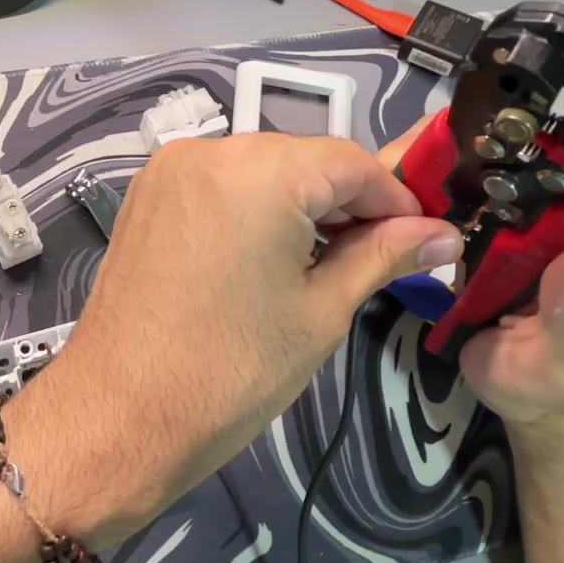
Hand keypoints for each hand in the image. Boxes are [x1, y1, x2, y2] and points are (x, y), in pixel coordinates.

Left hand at [13, 134, 463, 543]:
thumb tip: (443, 235)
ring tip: (327, 262)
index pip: (351, 161)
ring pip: (260, 169)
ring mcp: (170, 168)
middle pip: (303, 160)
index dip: (395, 199)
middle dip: (347, 202)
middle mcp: (210, 149)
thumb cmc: (231, 370)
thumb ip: (383, 256)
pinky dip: (254, 207)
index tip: (423, 239)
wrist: (120, 413)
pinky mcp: (147, 194)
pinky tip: (271, 253)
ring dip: (300, 205)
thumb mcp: (320, 311)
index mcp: (259, 169)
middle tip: (380, 255)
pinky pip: (220, 184)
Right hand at [376, 115, 563, 431]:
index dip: (515, 141)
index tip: (466, 127)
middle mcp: (530, 221)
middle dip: (448, 152)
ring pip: (455, 189)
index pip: (548, 168)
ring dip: (419, 176)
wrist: (524, 402)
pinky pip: (431, 220)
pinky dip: (404, 209)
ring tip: (374, 170)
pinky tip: (373, 201)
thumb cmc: (560, 377)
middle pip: (490, 169)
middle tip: (398, 151)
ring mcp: (490, 233)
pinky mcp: (456, 249)